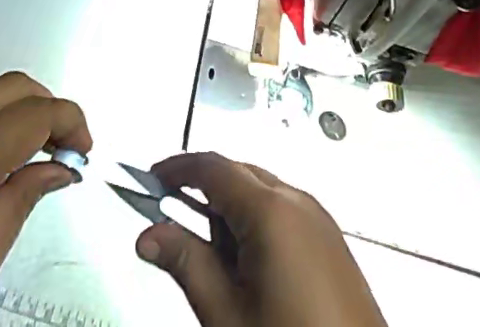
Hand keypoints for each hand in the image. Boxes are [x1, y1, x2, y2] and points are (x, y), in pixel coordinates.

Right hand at [135, 152, 385, 326]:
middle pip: (239, 175)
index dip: (179, 168)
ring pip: (261, 193)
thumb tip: (152, 235)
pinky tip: (244, 268)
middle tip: (167, 219)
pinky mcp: (327, 237)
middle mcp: (299, 202)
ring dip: (229, 212)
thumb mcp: (226, 312)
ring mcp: (317, 217)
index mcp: (271, 211)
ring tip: (210, 265)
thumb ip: (188, 264)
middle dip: (201, 191)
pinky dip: (255, 224)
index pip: (215, 168)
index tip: (152, 176)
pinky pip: (283, 211)